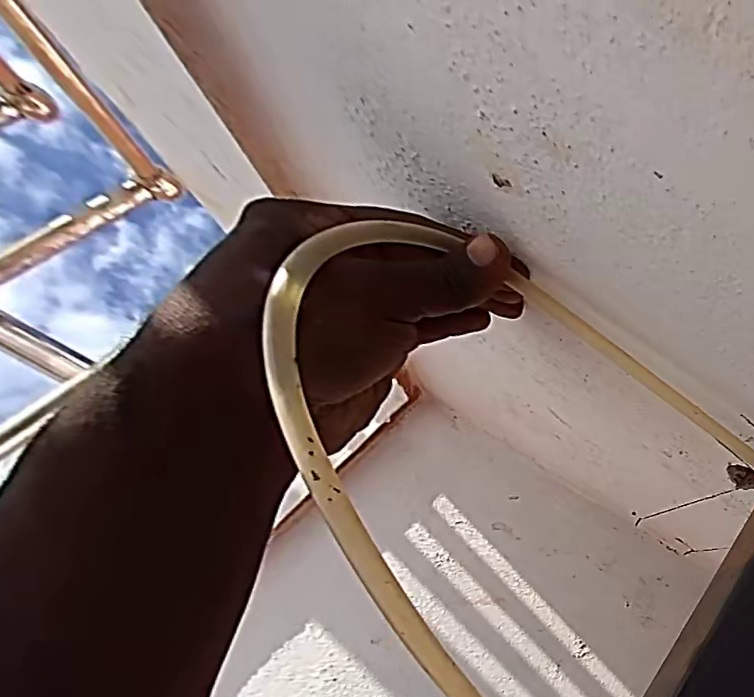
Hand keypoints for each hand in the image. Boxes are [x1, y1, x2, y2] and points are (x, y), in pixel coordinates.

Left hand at [151, 198, 526, 447]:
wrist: (240, 410)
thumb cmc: (276, 341)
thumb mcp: (372, 295)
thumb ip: (439, 277)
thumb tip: (491, 255)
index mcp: (309, 229)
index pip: (406, 231)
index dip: (462, 248)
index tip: (505, 265)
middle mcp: (322, 262)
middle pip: (413, 260)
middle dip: (467, 274)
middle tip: (513, 287)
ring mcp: (339, 306)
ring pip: (415, 293)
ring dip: (461, 298)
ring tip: (503, 304)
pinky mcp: (354, 344)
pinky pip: (410, 323)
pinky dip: (444, 320)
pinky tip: (470, 319)